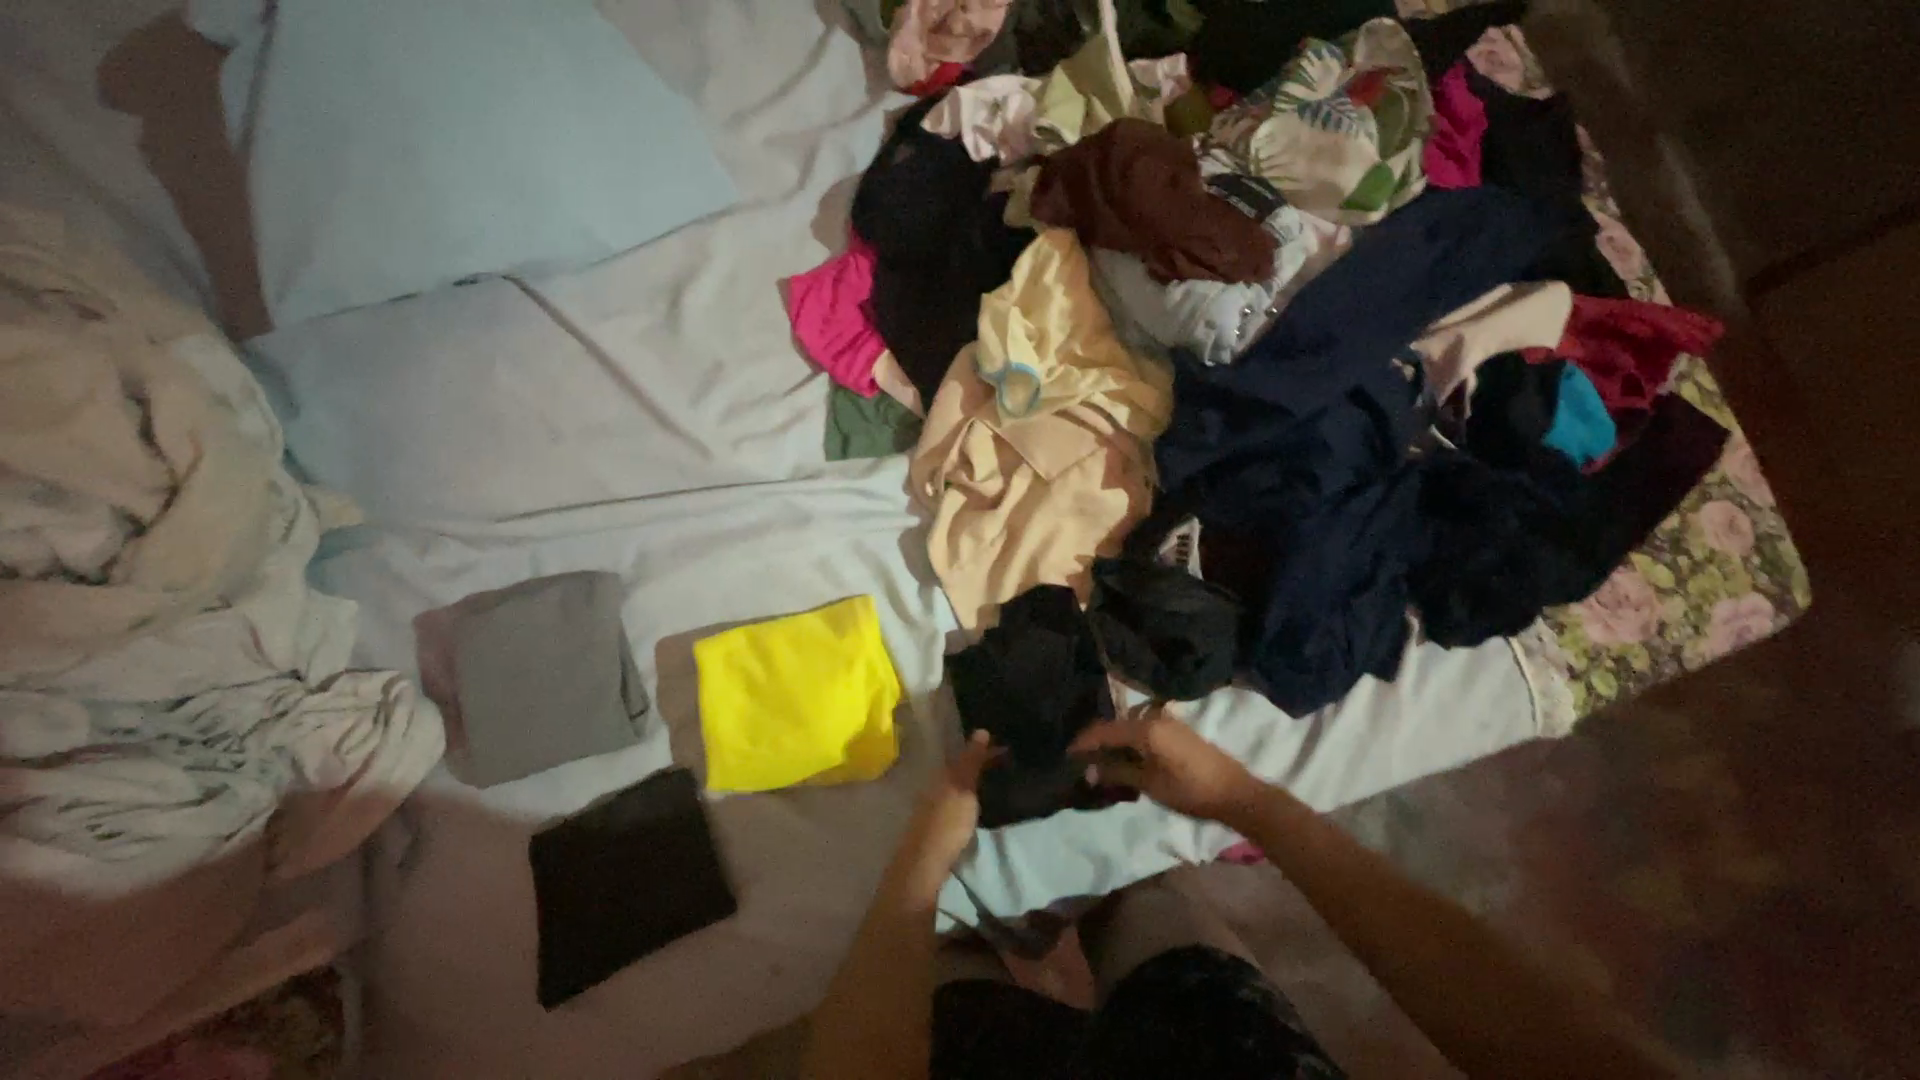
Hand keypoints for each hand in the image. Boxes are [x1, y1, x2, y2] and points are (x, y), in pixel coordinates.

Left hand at [896, 730, 999, 889]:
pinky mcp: (939, 823)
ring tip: (1000, 780)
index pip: (966, 754)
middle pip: (962, 768)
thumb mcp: (963, 788)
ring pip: (960, 784)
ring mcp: (935, 805)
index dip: (987, 750)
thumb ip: (971, 761)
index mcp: (943, 774)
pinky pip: (959, 799)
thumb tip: (981, 731)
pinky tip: (982, 802)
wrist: (925, 862)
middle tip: (1009, 762)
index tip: (1008, 747)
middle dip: (983, 763)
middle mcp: (937, 785)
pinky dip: (972, 795)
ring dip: (978, 779)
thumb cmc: (948, 822)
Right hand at [1070, 705, 1266, 824]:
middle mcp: (1154, 718)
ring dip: (1115, 743)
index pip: (1104, 730)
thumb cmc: (1190, 790)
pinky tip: (1126, 759)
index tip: (1067, 754)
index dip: (1084, 742)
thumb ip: (1117, 773)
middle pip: (1116, 726)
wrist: (1235, 793)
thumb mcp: (1149, 784)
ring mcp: (1168, 722)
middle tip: (1082, 760)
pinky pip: (1144, 731)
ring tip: (1101, 762)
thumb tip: (1088, 771)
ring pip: (1130, 728)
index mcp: (1145, 727)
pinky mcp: (1177, 732)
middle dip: (1098, 741)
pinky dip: (1130, 743)